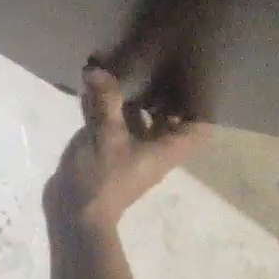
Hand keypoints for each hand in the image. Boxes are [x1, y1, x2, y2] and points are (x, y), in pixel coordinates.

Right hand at [44, 65, 205, 237]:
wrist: (79, 210)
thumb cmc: (104, 176)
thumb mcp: (107, 136)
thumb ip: (106, 102)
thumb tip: (99, 69)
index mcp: (167, 149)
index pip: (198, 126)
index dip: (198, 104)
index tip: (187, 79)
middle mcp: (154, 149)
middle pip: (169, 121)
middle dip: (161, 96)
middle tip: (150, 68)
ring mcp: (130, 151)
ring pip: (139, 122)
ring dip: (131, 100)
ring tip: (118, 72)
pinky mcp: (107, 152)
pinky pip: (114, 125)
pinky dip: (107, 109)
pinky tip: (91, 91)